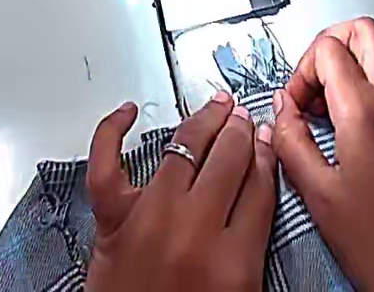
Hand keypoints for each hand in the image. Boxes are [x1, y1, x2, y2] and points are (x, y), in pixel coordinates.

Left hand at [84, 91, 277, 290]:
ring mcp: (150, 218)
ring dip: (203, 121)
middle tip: (242, 118)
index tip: (265, 141)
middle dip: (239, 133)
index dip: (265, 158)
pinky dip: (113, 131)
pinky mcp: (112, 218)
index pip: (259, 191)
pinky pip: (108, 162)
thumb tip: (256, 192)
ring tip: (214, 106)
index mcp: (233, 266)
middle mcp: (194, 233)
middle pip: (228, 161)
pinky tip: (128, 111)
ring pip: (183, 148)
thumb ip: (250, 253)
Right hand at [271, 18, 373, 291]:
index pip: (327, 47)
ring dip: (343, 63)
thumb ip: (291, 140)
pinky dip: (357, 86)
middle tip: (309, 79)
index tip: (293, 103)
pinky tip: (340, 123)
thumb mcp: (319, 194)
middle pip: (362, 30)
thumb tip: (280, 109)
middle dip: (327, 43)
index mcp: (365, 112)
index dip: (301, 69)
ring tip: (321, 104)